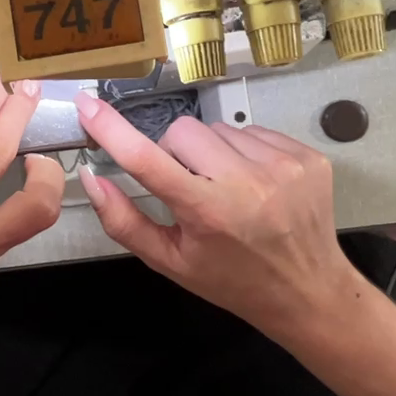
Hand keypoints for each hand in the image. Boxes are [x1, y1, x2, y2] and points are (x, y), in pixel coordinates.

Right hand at [73, 91, 365, 332]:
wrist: (308, 291)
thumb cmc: (229, 279)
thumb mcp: (169, 261)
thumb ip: (123, 220)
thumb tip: (90, 177)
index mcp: (207, 212)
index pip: (146, 158)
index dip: (111, 128)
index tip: (87, 104)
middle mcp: (246, 182)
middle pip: (180, 131)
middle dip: (174, 153)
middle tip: (187, 187)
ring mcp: (282, 165)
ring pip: (217, 129)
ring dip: (211, 153)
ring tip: (225, 188)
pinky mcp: (306, 156)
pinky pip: (252, 132)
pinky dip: (243, 153)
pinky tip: (253, 184)